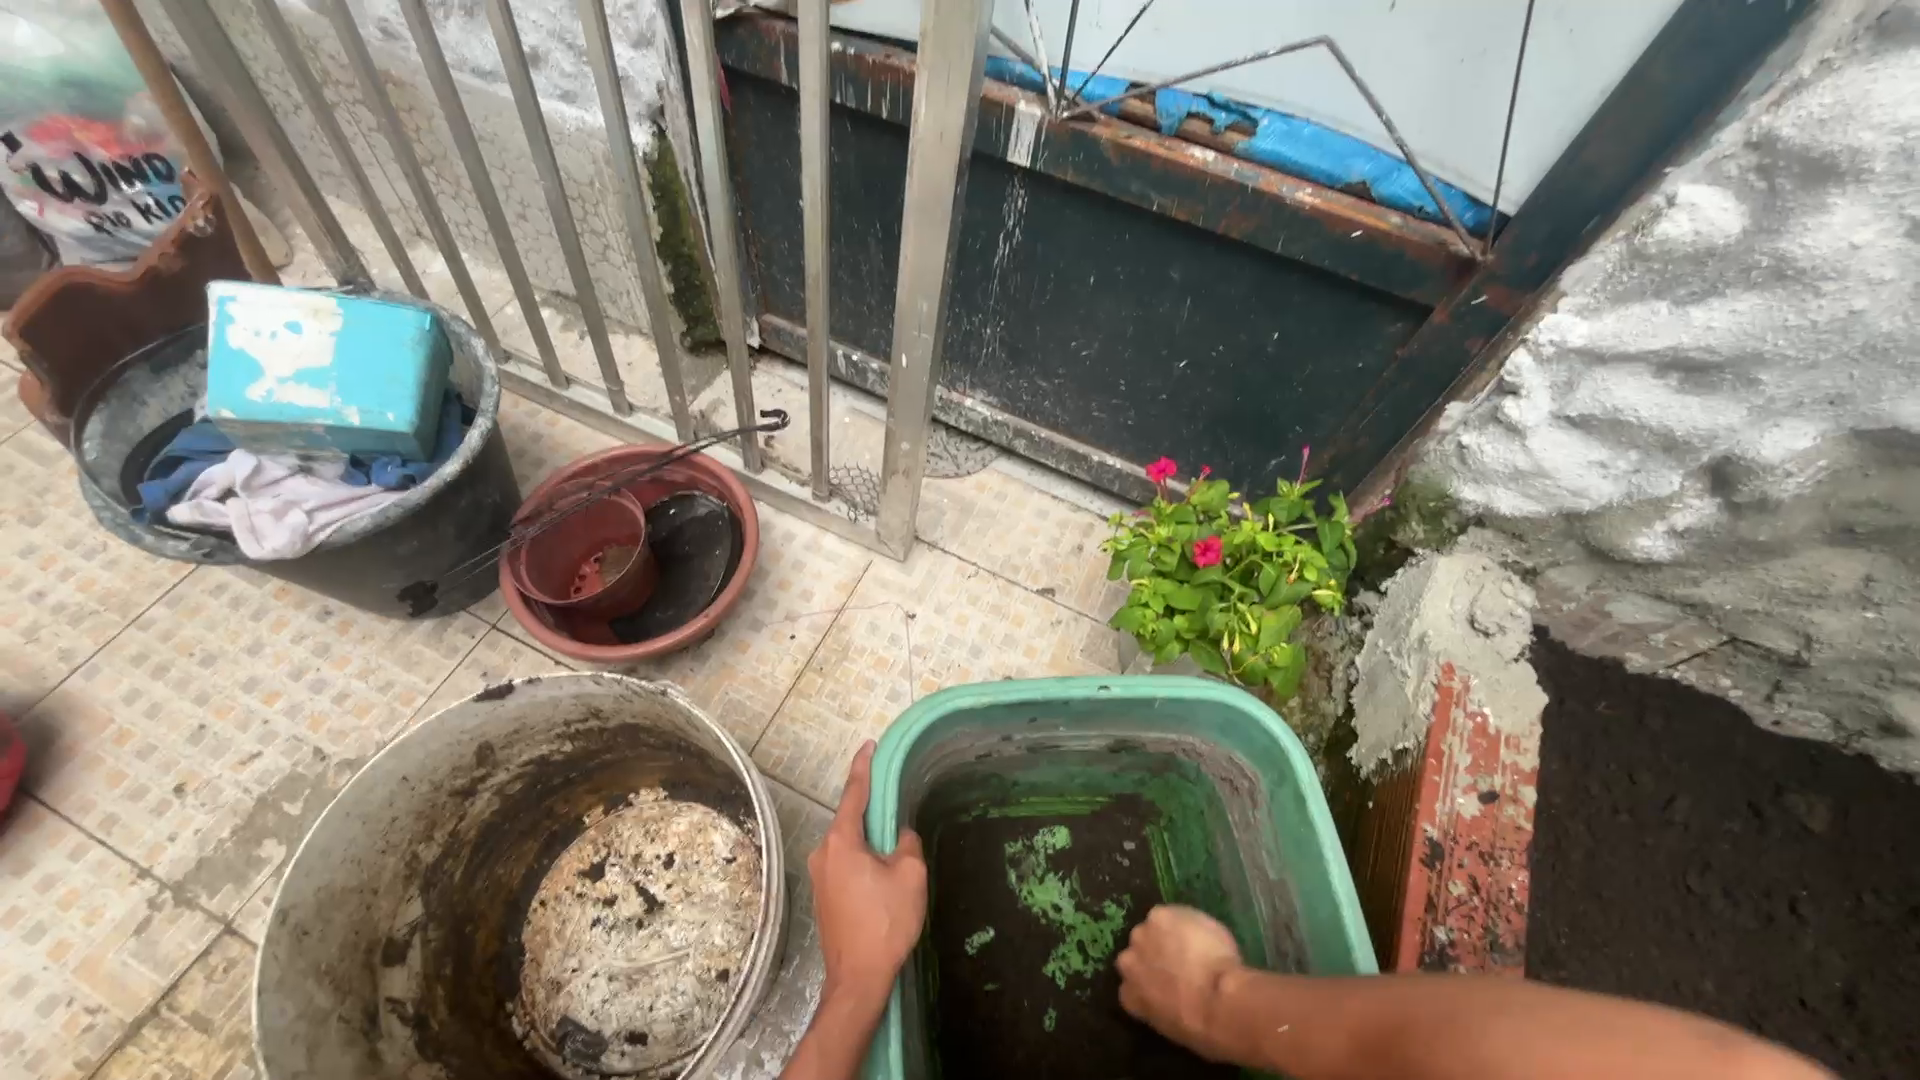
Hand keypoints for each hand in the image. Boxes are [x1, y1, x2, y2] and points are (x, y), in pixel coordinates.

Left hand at [809, 740, 926, 1003]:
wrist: (858, 979)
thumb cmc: (885, 923)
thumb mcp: (910, 875)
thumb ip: (906, 843)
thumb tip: (899, 835)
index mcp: (841, 841)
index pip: (854, 793)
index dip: (864, 767)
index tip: (868, 746)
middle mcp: (823, 852)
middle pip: (850, 820)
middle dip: (873, 812)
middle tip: (896, 806)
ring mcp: (819, 876)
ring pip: (849, 845)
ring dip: (869, 842)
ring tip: (895, 850)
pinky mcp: (823, 896)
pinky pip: (846, 864)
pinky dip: (863, 860)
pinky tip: (882, 876)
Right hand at [1116, 904, 1245, 1060]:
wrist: (1217, 1001)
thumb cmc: (1202, 1028)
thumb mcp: (1173, 1026)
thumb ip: (1161, 1004)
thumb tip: (1170, 996)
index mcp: (1130, 996)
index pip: (1129, 985)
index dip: (1148, 981)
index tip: (1165, 984)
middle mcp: (1128, 962)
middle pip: (1136, 953)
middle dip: (1152, 955)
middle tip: (1178, 961)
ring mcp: (1141, 935)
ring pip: (1152, 930)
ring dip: (1165, 936)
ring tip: (1191, 943)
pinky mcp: (1158, 916)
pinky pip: (1169, 914)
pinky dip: (1183, 920)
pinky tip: (1199, 931)